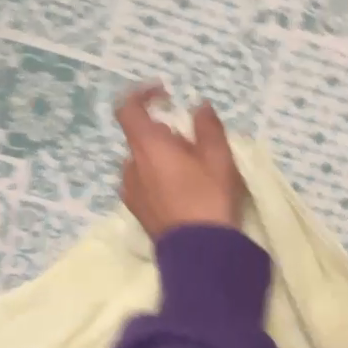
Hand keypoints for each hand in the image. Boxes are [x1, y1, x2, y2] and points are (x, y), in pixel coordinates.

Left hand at [115, 84, 243, 241]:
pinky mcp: (137, 212)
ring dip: (162, 160)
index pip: (128, 108)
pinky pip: (144, 184)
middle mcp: (130, 165)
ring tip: (192, 174)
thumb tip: (199, 108)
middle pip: (142, 138)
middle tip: (195, 147)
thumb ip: (208, 126)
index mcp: (146, 146)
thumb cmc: (209, 198)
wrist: (199, 252)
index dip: (143, 95)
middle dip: (165, 136)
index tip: (165, 95)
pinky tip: (183, 194)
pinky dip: (159, 180)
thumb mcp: (219, 157)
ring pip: (144, 163)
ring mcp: (130, 191)